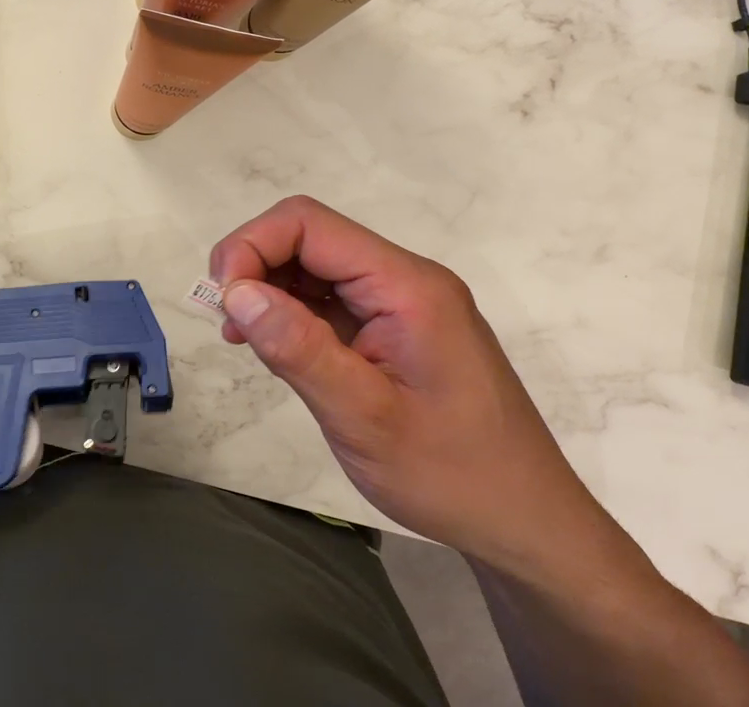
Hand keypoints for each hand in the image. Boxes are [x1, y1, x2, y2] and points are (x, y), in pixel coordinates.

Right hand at [210, 196, 613, 571]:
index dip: (251, 246)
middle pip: (308, 237)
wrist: (525, 525)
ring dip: (266, 291)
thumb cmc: (450, 474)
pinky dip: (287, 314)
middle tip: (228, 324)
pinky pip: (327, 300)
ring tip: (243, 340)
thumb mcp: (363, 417)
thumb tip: (235, 291)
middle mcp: (404, 281)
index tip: (223, 300)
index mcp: (407, 287)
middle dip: (253, 266)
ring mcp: (400, 305)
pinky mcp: (392, 330)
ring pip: (313, 267)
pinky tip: (271, 348)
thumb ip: (298, 349)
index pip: (308, 224)